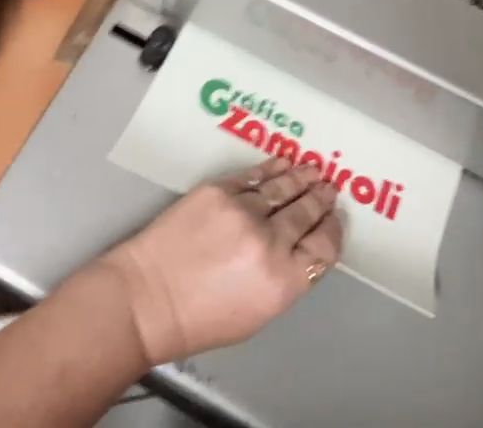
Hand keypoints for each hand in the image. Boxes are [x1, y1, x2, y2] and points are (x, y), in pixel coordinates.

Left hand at [93, 156, 344, 364]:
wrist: (149, 297)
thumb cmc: (202, 317)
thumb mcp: (260, 312)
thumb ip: (286, 279)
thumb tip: (302, 248)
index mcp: (284, 281)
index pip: (324, 247)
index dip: (332, 229)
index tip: (334, 219)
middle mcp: (269, 242)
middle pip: (306, 212)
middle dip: (320, 199)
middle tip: (328, 188)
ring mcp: (243, 211)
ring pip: (283, 188)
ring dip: (302, 178)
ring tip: (313, 171)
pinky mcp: (218, 191)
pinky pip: (254, 176)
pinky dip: (272, 169)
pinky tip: (283, 164)